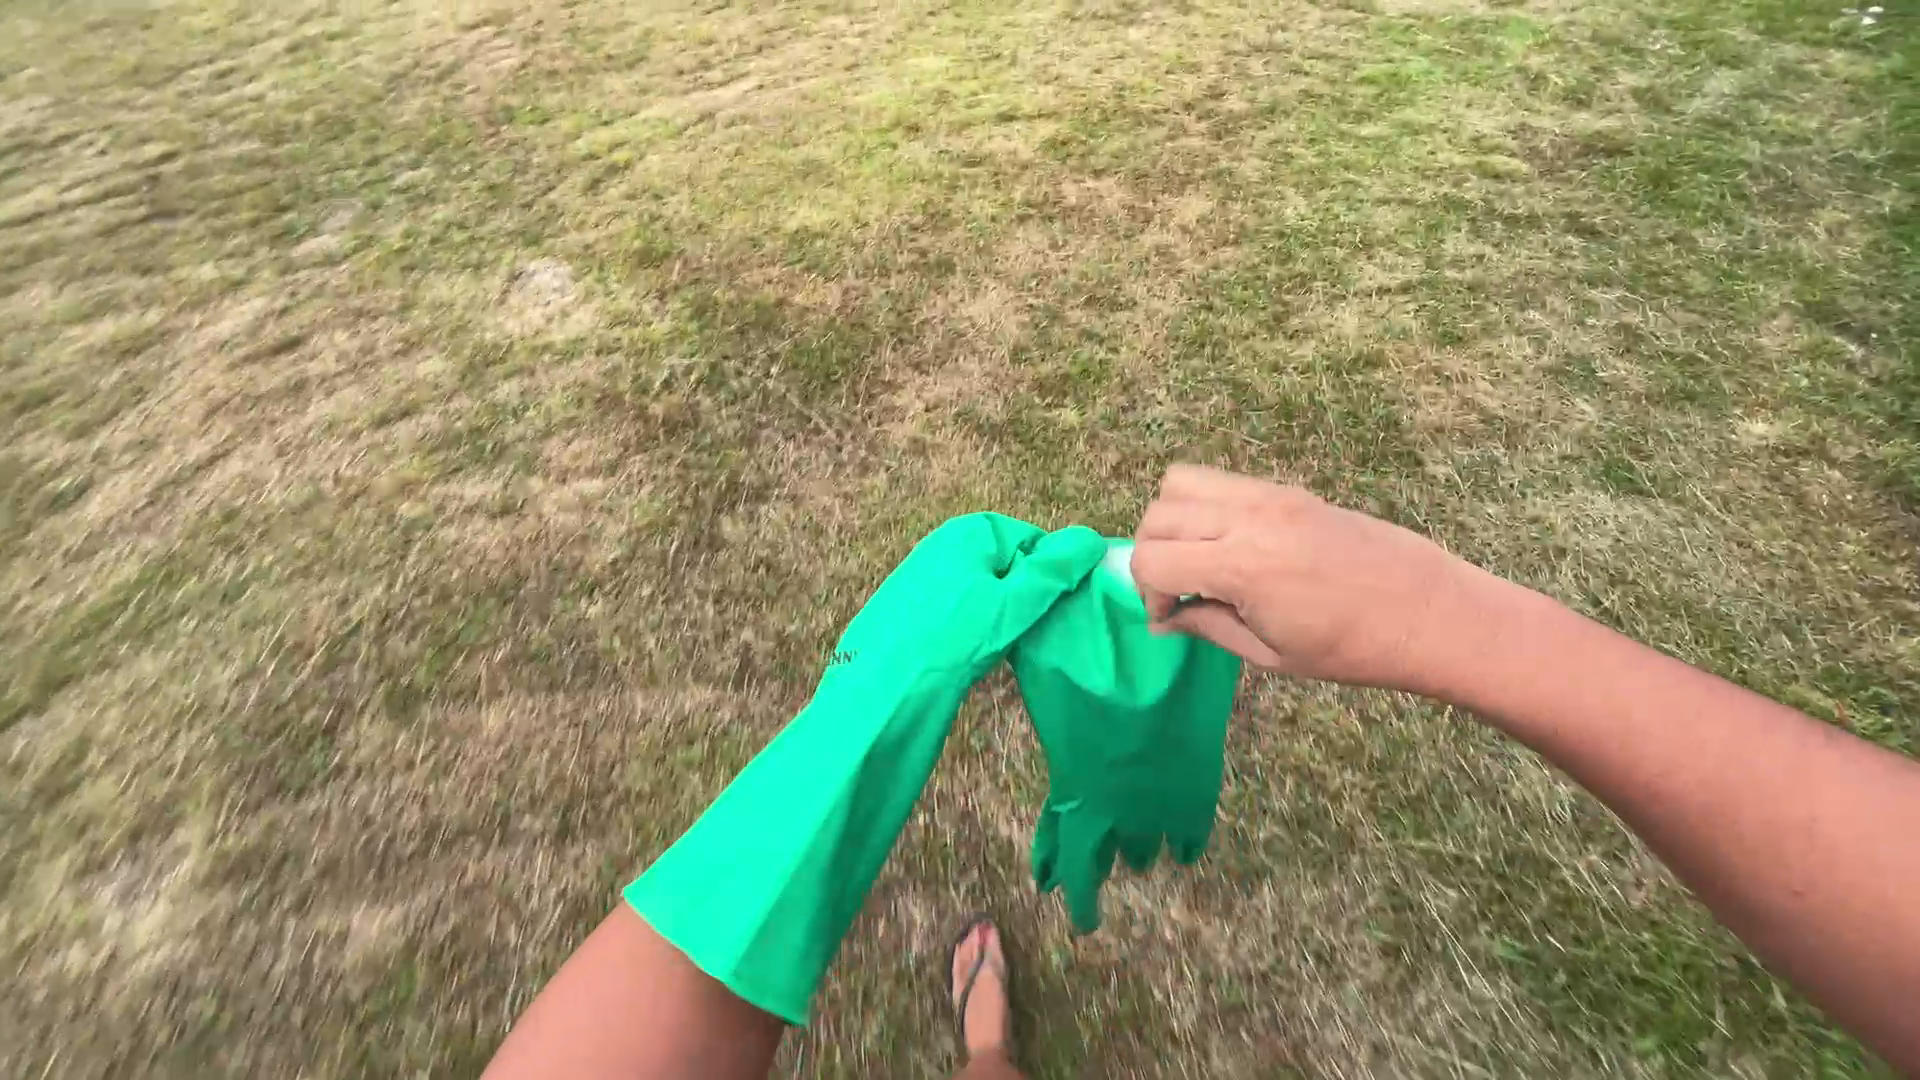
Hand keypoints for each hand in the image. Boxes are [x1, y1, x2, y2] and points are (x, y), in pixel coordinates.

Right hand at [1131, 465, 1506, 693]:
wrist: (1432, 612)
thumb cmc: (1351, 650)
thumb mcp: (1269, 654)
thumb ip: (1205, 626)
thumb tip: (1163, 619)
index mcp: (1242, 567)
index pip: (1151, 560)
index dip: (1147, 593)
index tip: (1171, 616)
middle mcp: (1249, 518)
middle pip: (1157, 515)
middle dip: (1152, 555)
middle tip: (1178, 589)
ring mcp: (1270, 495)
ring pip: (1179, 482)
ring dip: (1172, 521)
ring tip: (1196, 556)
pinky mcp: (1288, 489)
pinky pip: (1220, 480)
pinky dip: (1204, 506)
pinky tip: (1229, 543)